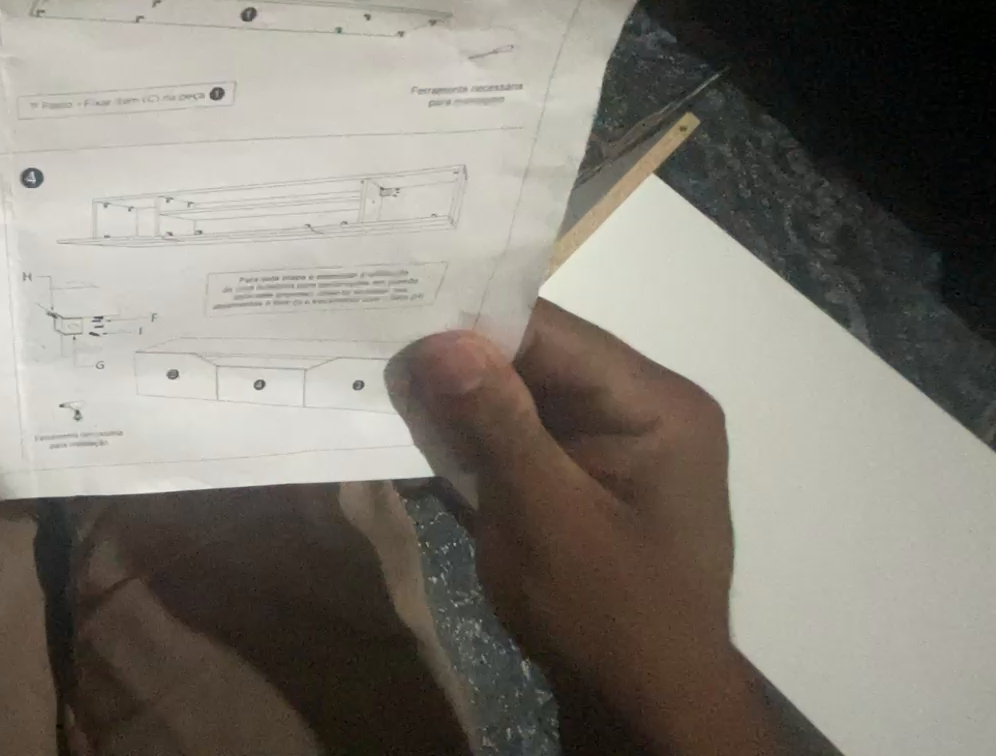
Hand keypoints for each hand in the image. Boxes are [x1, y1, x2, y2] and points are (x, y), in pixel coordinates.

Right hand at [391, 300, 778, 752]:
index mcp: (651, 405)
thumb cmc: (607, 613)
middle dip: (449, 356)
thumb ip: (497, 422)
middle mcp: (626, 405)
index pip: (549, 334)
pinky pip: (498, 423)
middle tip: (370, 343)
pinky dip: (453, 425)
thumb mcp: (547, 514)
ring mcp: (593, 435)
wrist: (636, 706)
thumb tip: (439, 342)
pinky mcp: (559, 462)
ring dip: (444, 392)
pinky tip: (402, 422)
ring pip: (503, 387)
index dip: (470, 320)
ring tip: (374, 378)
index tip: (392, 315)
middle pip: (524, 355)